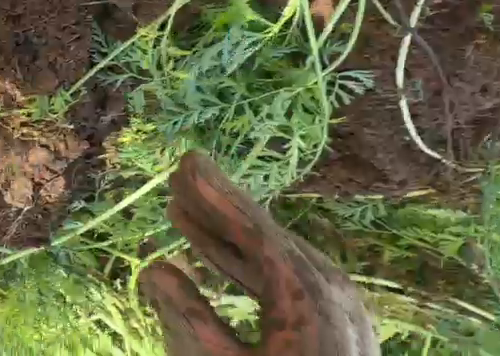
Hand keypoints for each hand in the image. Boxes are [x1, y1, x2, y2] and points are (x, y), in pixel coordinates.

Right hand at [139, 153, 378, 355]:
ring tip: (182, 216)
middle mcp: (333, 302)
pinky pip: (287, 287)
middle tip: (179, 176)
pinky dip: (246, 267)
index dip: (218, 195)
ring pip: (277, 261)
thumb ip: (186, 315)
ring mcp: (342, 323)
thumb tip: (158, 267)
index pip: (257, 231)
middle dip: (221, 208)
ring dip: (228, 237)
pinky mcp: (338, 342)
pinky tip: (211, 262)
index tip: (187, 161)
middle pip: (269, 238)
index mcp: (307, 300)